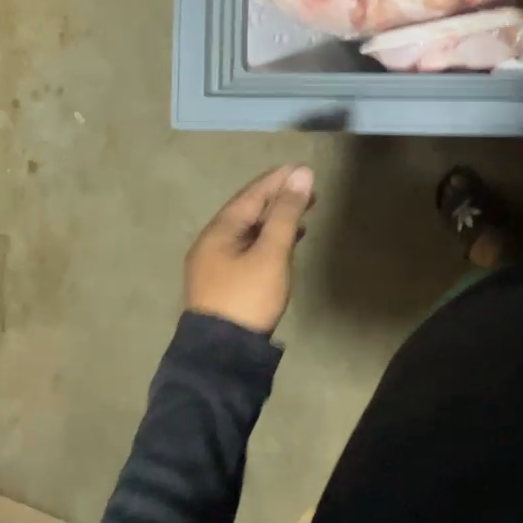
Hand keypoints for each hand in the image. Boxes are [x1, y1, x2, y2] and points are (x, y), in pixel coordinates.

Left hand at [184, 165, 314, 334]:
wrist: (223, 354)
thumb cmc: (248, 296)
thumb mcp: (271, 252)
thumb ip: (287, 212)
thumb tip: (301, 174)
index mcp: (219, 230)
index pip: (253, 194)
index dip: (279, 179)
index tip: (303, 168)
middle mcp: (212, 242)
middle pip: (249, 210)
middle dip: (279, 198)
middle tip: (309, 190)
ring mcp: (216, 263)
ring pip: (250, 229)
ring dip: (276, 218)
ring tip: (304, 213)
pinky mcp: (225, 281)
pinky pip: (249, 247)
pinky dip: (270, 238)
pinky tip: (288, 241)